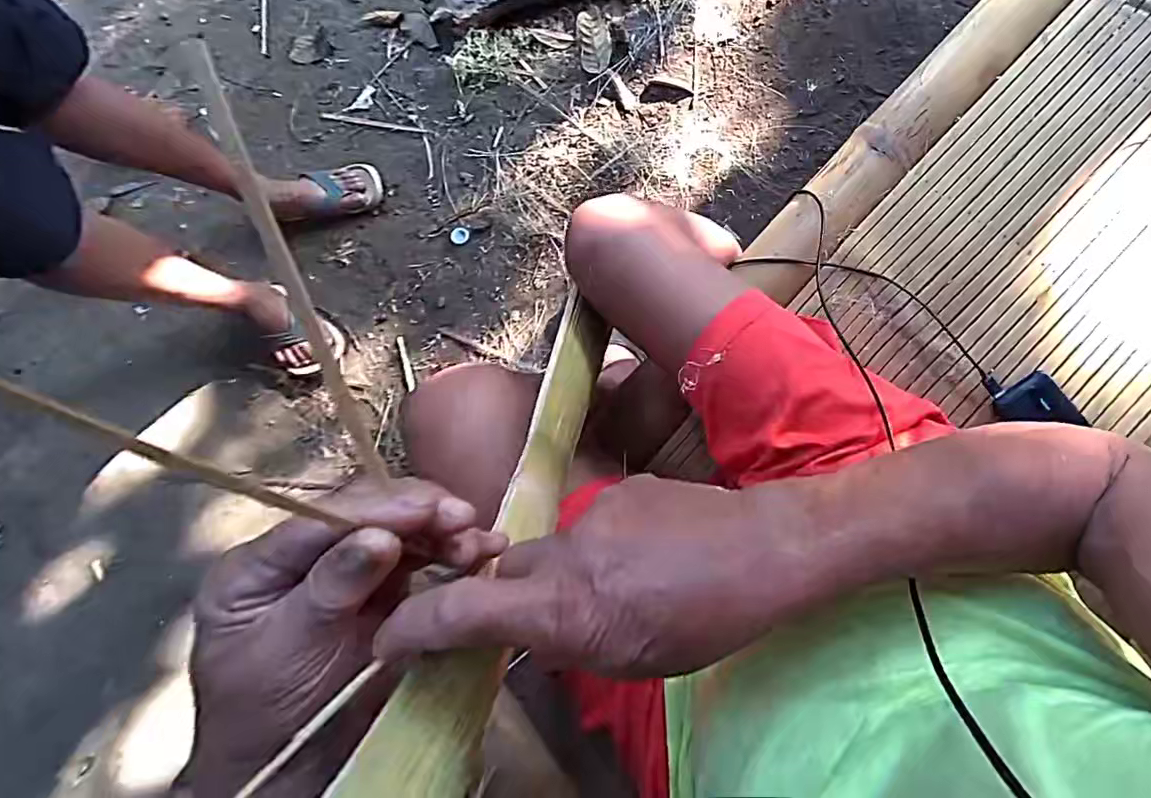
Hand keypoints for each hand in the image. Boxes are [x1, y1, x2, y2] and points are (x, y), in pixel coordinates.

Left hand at [182, 479, 506, 797]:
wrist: (288, 776)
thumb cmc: (264, 715)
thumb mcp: (285, 652)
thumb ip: (328, 589)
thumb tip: (379, 536)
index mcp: (263, 561)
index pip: (325, 516)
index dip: (380, 507)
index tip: (428, 510)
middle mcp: (310, 550)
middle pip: (371, 511)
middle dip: (422, 511)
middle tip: (465, 521)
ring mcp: (351, 564)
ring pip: (403, 529)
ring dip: (445, 530)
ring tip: (481, 542)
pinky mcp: (385, 585)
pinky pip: (422, 557)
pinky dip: (453, 551)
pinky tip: (484, 550)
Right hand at [375, 474, 826, 677]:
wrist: (760, 548)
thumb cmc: (703, 621)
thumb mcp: (629, 659)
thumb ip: (569, 641)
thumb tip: (537, 631)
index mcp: (566, 609)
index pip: (465, 612)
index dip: (418, 627)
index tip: (389, 640)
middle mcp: (566, 553)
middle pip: (506, 570)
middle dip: (506, 594)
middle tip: (537, 616)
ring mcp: (592, 512)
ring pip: (550, 546)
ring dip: (563, 570)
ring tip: (617, 584)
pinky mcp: (617, 490)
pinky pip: (589, 523)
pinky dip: (600, 544)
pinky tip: (642, 554)